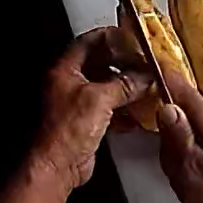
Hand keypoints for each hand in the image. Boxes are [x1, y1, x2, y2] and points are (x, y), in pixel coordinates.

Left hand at [32, 27, 150, 188]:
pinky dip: (122, 107)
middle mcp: (69, 83)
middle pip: (99, 62)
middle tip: (142, 62)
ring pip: (105, 85)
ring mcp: (77, 102)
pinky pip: (108, 106)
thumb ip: (125, 84)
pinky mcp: (85, 120)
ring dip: (125, 85)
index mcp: (65, 70)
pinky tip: (136, 112)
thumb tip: (144, 76)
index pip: (89, 41)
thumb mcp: (100, 99)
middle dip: (122, 62)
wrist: (58, 166)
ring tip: (144, 85)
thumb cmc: (66, 132)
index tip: (130, 37)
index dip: (111, 36)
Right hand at [155, 69, 202, 202]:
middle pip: (182, 118)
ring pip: (186, 140)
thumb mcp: (192, 169)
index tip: (149, 67)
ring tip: (185, 184)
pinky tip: (192, 190)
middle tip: (172, 165)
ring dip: (177, 160)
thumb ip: (178, 136)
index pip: (187, 92)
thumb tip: (166, 105)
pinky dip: (186, 170)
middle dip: (169, 138)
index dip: (167, 79)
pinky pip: (194, 156)